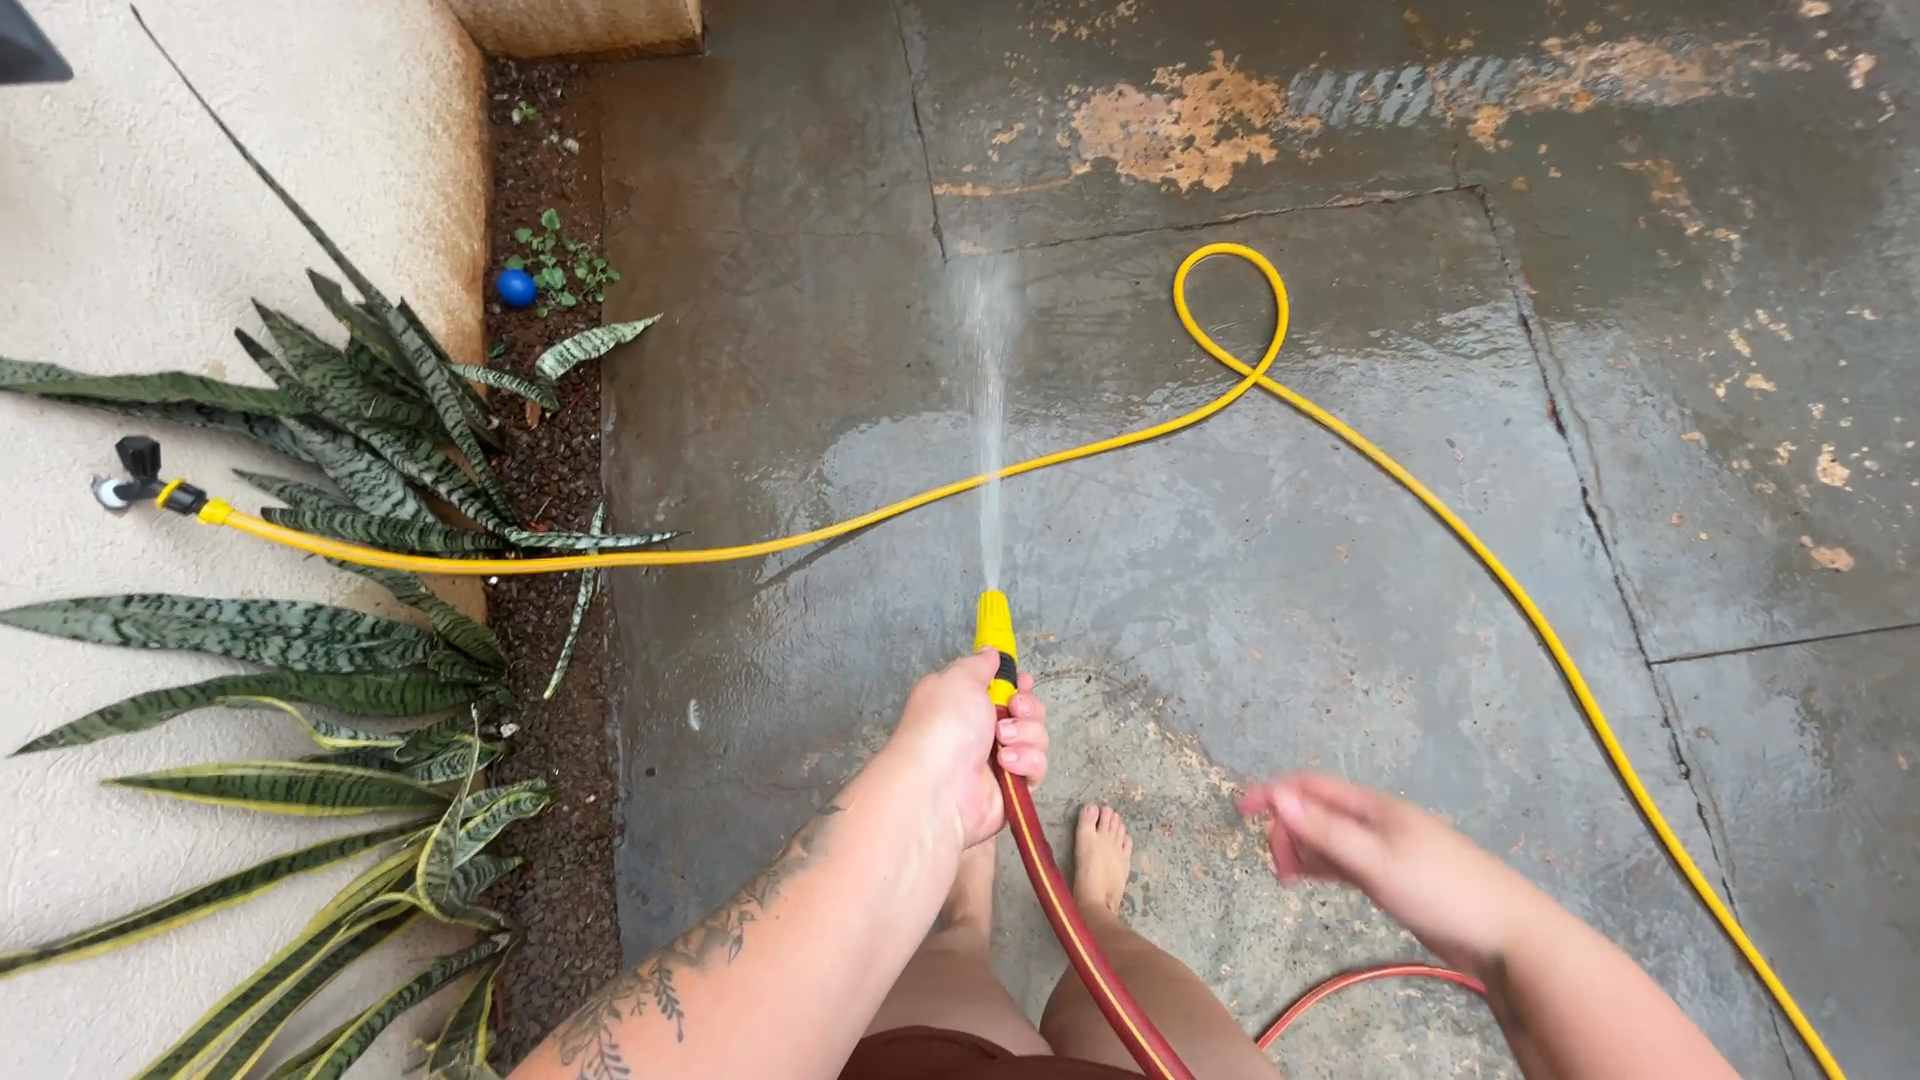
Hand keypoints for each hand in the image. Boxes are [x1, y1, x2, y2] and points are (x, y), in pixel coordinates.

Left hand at [886, 648, 1048, 848]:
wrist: (939, 785)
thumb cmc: (945, 724)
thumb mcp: (959, 679)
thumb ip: (979, 664)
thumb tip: (990, 652)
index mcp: (966, 703)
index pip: (1003, 689)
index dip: (1017, 684)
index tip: (1022, 681)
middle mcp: (982, 731)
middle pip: (1027, 712)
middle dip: (1026, 707)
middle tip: (1011, 710)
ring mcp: (998, 761)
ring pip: (1037, 738)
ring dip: (1024, 734)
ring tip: (1001, 741)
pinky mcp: (1013, 788)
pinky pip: (1036, 768)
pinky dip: (1026, 762)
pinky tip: (1006, 764)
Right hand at [1236, 773, 1548, 978]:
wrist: (1510, 938)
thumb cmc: (1442, 890)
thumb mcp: (1376, 860)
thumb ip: (1325, 830)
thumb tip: (1277, 796)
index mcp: (1373, 807)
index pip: (1311, 786)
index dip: (1273, 792)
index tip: (1241, 809)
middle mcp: (1374, 822)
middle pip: (1316, 811)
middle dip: (1287, 828)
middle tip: (1275, 862)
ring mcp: (1383, 849)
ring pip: (1327, 838)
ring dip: (1301, 849)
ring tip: (1284, 875)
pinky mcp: (1390, 876)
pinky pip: (1342, 861)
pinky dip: (1319, 865)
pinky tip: (1306, 878)